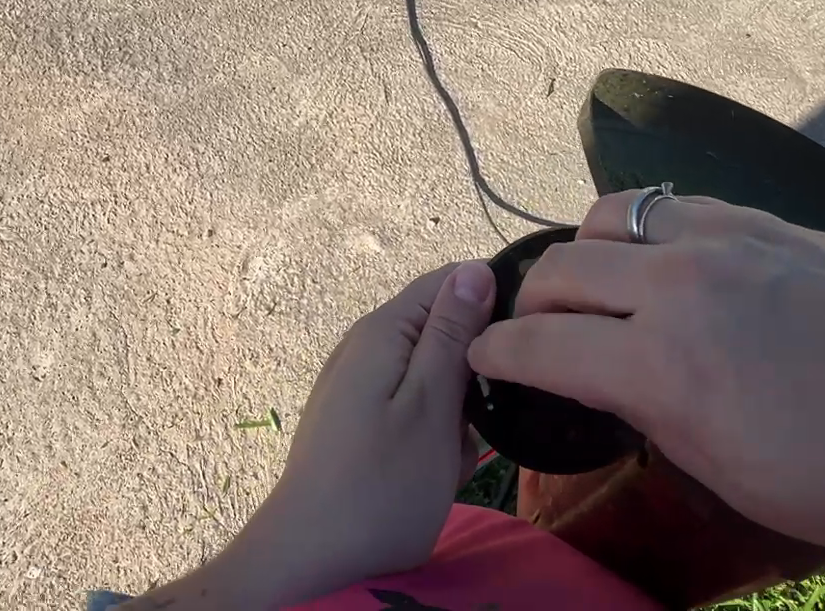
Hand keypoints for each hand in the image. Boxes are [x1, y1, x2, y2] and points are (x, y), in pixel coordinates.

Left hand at [190, 260, 495, 608]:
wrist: (308, 557)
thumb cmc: (382, 482)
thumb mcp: (432, 404)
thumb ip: (452, 332)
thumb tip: (474, 268)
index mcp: (384, 329)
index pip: (448, 280)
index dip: (489, 303)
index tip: (516, 347)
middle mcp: (365, 343)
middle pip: (441, 330)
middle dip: (469, 372)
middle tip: (474, 422)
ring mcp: (357, 381)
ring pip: (431, 374)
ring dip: (452, 412)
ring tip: (448, 456)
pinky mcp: (356, 415)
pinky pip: (409, 405)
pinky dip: (429, 432)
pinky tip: (427, 470)